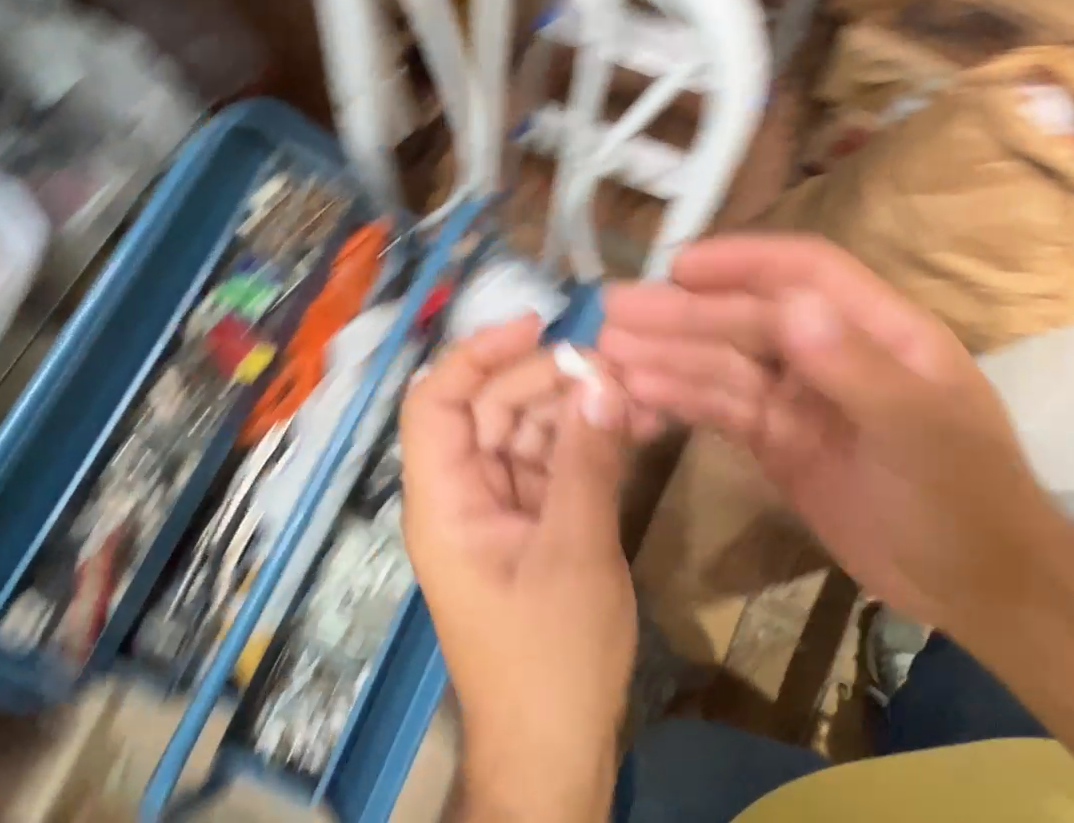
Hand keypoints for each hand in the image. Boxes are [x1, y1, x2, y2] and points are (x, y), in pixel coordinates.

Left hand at [400, 318, 632, 821]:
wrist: (556, 747)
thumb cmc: (552, 656)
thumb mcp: (576, 551)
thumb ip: (588, 460)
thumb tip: (603, 379)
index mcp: (445, 501)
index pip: (436, 402)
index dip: (478, 354)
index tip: (538, 325)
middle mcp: (465, 496)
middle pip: (493, 410)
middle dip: (550, 381)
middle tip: (617, 369)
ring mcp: (503, 512)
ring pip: (531, 435)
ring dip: (579, 410)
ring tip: (637, 391)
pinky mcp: (537, 528)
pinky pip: (557, 467)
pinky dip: (591, 445)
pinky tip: (635, 425)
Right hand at [601, 236, 1073, 632]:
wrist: (977, 585)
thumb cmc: (966, 497)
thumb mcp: (920, 430)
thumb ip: (855, 369)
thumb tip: (792, 309)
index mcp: (879, 328)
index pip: (804, 272)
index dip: (742, 261)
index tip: (679, 265)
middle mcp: (832, 351)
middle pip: (748, 319)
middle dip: (683, 313)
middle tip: (615, 309)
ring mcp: (802, 399)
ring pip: (726, 365)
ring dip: (670, 355)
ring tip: (608, 350)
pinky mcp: (778, 442)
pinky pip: (723, 411)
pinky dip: (682, 400)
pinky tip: (640, 393)